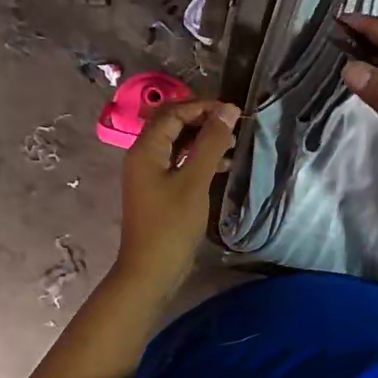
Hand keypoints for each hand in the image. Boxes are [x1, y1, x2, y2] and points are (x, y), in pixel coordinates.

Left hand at [113, 99, 240, 297]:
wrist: (151, 270)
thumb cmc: (172, 225)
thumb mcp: (194, 181)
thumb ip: (211, 143)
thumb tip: (227, 109)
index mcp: (145, 149)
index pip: (173, 113)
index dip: (202, 106)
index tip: (232, 111)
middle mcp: (143, 156)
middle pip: (173, 125)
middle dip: (203, 120)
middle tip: (233, 123)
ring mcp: (150, 175)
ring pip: (178, 145)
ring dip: (203, 140)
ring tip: (233, 142)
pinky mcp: (159, 191)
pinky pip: (179, 164)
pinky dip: (199, 159)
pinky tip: (224, 165)